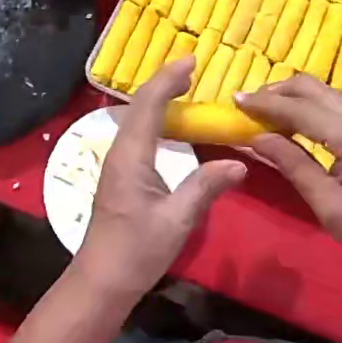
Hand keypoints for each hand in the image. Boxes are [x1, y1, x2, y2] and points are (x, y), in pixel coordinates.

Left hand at [74, 58, 246, 302]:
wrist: (101, 281)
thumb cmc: (136, 251)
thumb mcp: (177, 220)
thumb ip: (206, 187)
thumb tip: (240, 163)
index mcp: (131, 156)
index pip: (148, 105)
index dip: (168, 79)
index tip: (192, 61)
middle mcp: (120, 152)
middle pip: (139, 105)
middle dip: (164, 81)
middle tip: (192, 67)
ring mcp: (118, 162)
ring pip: (136, 117)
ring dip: (159, 97)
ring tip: (185, 86)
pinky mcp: (121, 174)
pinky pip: (139, 132)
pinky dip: (156, 116)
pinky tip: (172, 122)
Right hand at [236, 75, 341, 294]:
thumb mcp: (328, 206)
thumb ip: (292, 165)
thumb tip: (255, 138)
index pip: (299, 109)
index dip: (264, 104)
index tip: (233, 101)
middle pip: (312, 89)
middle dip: (276, 93)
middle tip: (245, 107)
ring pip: (324, 94)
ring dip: (292, 99)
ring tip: (261, 114)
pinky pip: (335, 107)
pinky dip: (308, 109)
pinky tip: (291, 124)